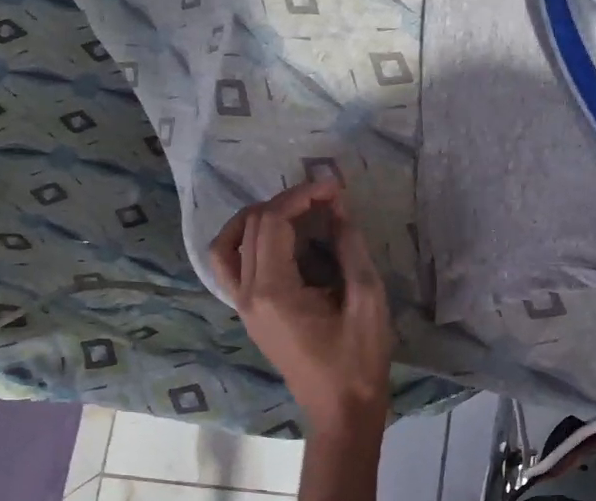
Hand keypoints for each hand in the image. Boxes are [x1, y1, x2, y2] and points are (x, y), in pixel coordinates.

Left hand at [209, 181, 393, 436]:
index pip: (274, 221)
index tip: (336, 187)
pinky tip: (284, 237)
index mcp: (274, 290)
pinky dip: (250, 241)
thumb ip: (348, 244)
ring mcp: (244, 306)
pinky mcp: (250, 313)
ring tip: (297, 208)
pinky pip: (234, 266)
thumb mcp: (366, 294)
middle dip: (289, 200)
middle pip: (253, 226)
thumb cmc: (358, 355)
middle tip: (328, 196)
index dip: (303, 194)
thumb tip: (336, 204)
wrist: (342, 408)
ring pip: (230, 244)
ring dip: (259, 217)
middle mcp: (248, 295)